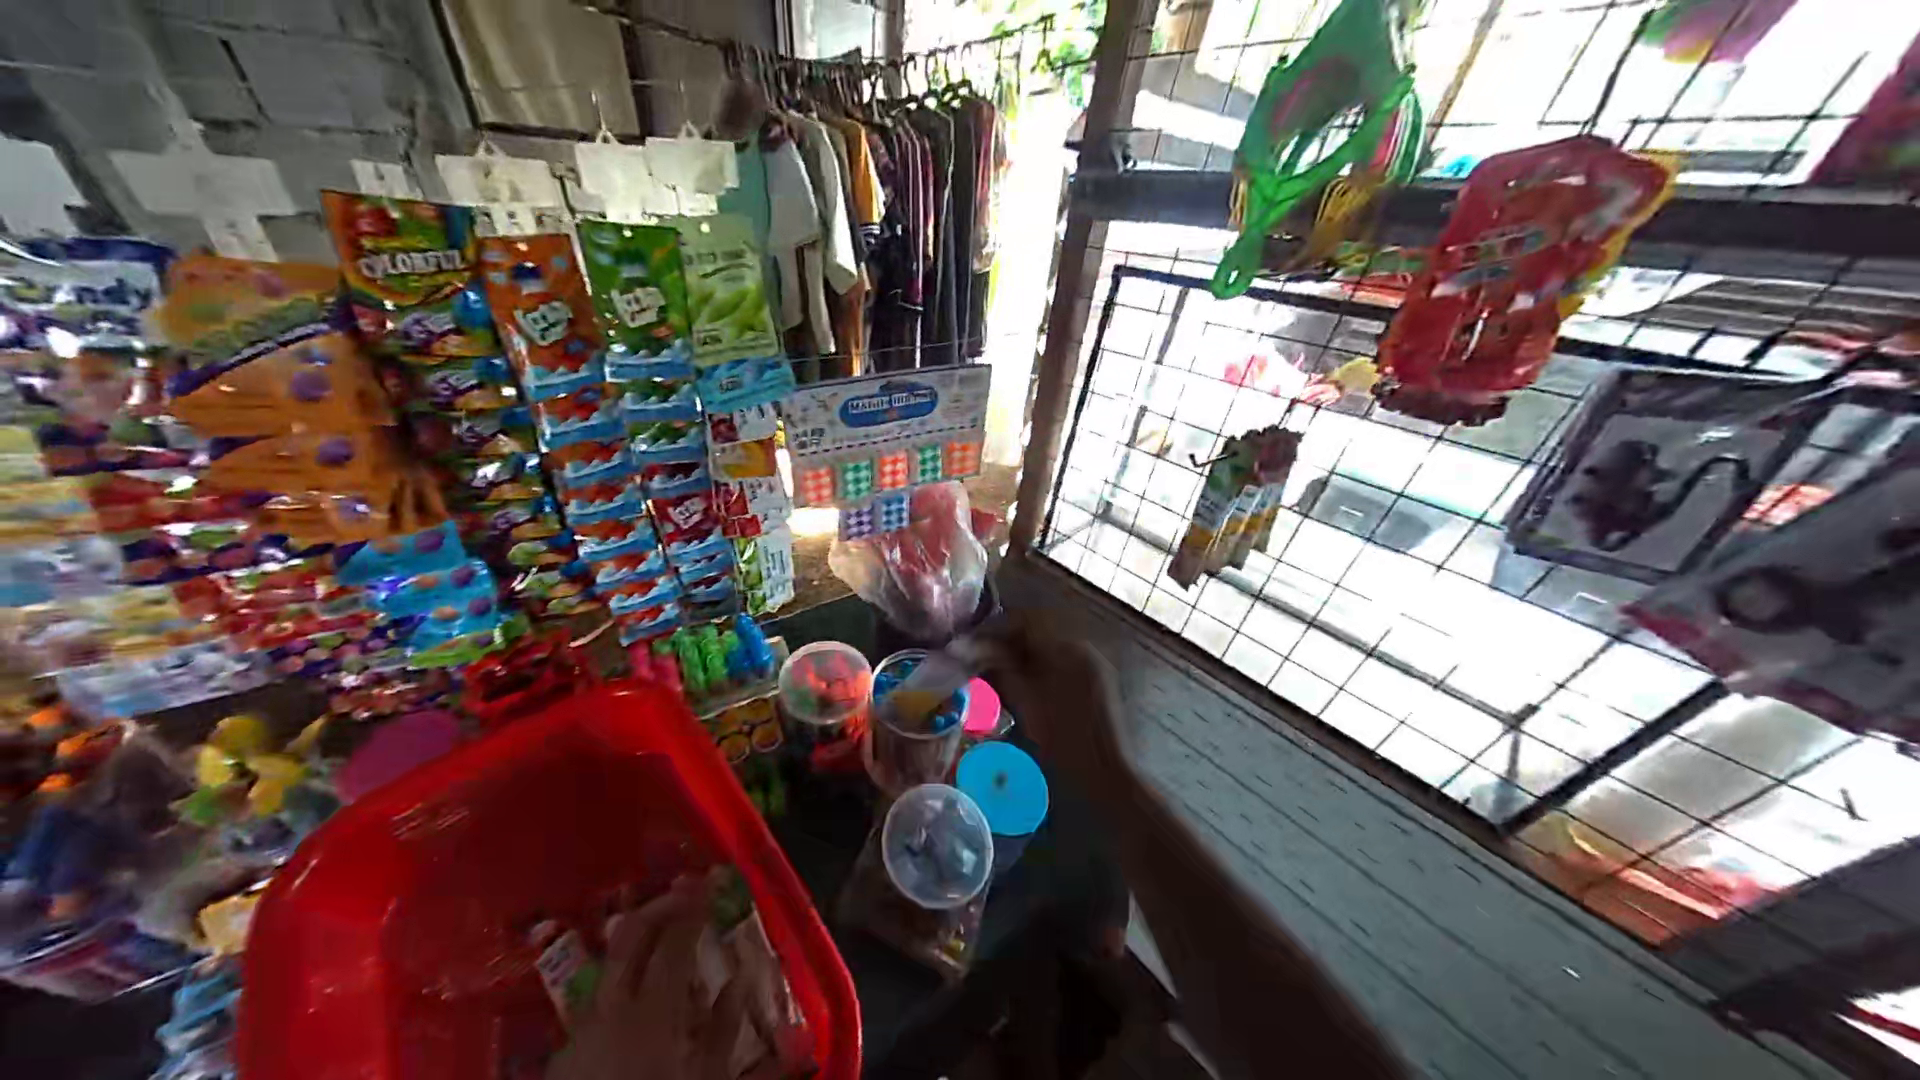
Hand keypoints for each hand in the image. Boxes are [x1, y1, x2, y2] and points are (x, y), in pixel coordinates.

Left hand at [546, 873, 749, 1079]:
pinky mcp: (565, 1057)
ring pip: (609, 965)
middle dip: (661, 906)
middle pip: (630, 936)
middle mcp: (609, 1012)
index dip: (694, 907)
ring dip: (640, 941)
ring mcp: (580, 1033)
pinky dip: (625, 983)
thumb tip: (742, 978)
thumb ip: (724, 1026)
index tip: (711, 884)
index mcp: (650, 1015)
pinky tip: (643, 1000)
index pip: (674, 941)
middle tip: (687, 895)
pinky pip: (599, 1001)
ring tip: (668, 938)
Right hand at [977, 615, 1133, 793]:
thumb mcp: (1024, 702)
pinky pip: (1063, 660)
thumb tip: (968, 649)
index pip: (1024, 619)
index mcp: (1065, 646)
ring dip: (1023, 652)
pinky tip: (1025, 684)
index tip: (970, 643)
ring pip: (1050, 645)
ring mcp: (1093, 662)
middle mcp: (1082, 646)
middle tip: (980, 657)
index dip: (994, 627)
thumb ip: (997, 669)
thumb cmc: (1063, 740)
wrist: (1107, 775)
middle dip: (1006, 639)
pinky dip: (1041, 664)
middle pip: (1037, 629)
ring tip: (997, 671)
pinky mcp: (1098, 679)